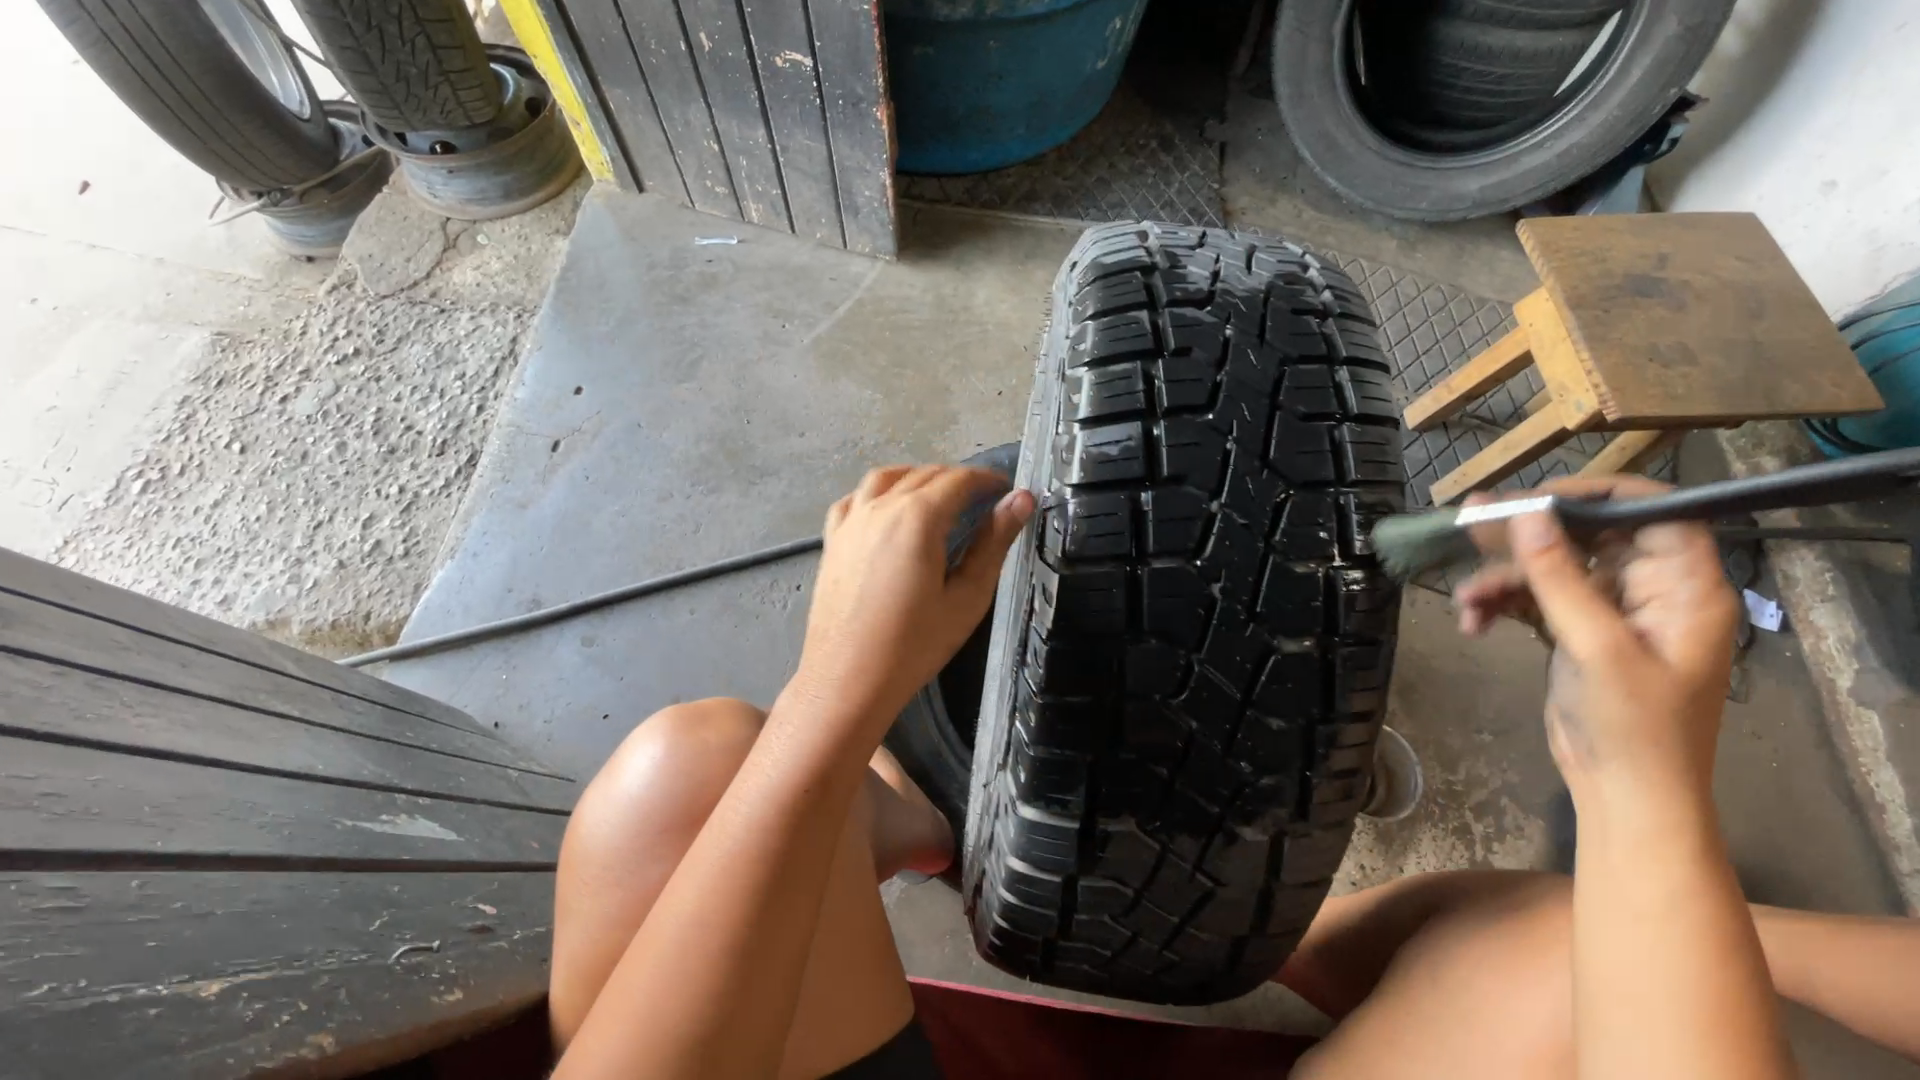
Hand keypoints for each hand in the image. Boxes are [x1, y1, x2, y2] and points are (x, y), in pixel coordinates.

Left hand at [786, 465, 1034, 745]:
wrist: (848, 678)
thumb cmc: (914, 645)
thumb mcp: (967, 597)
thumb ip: (993, 543)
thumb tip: (1020, 500)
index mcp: (918, 518)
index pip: (959, 480)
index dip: (986, 480)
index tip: (1004, 490)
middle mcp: (881, 508)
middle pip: (924, 474)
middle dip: (956, 479)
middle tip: (981, 499)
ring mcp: (851, 522)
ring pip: (886, 477)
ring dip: (916, 477)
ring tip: (937, 496)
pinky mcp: (832, 541)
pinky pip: (854, 499)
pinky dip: (876, 493)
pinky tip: (885, 509)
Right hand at [1454, 475, 1739, 800]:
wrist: (1624, 796)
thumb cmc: (1633, 726)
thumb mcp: (1596, 647)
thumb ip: (1559, 578)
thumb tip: (1525, 514)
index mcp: (1683, 587)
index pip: (1651, 511)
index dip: (1595, 495)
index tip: (1533, 498)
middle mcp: (1650, 590)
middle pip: (1587, 536)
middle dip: (1526, 535)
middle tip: (1468, 523)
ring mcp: (1610, 612)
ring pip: (1550, 569)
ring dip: (1502, 580)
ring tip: (1464, 600)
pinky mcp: (1576, 633)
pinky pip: (1534, 600)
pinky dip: (1500, 606)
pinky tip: (1472, 623)